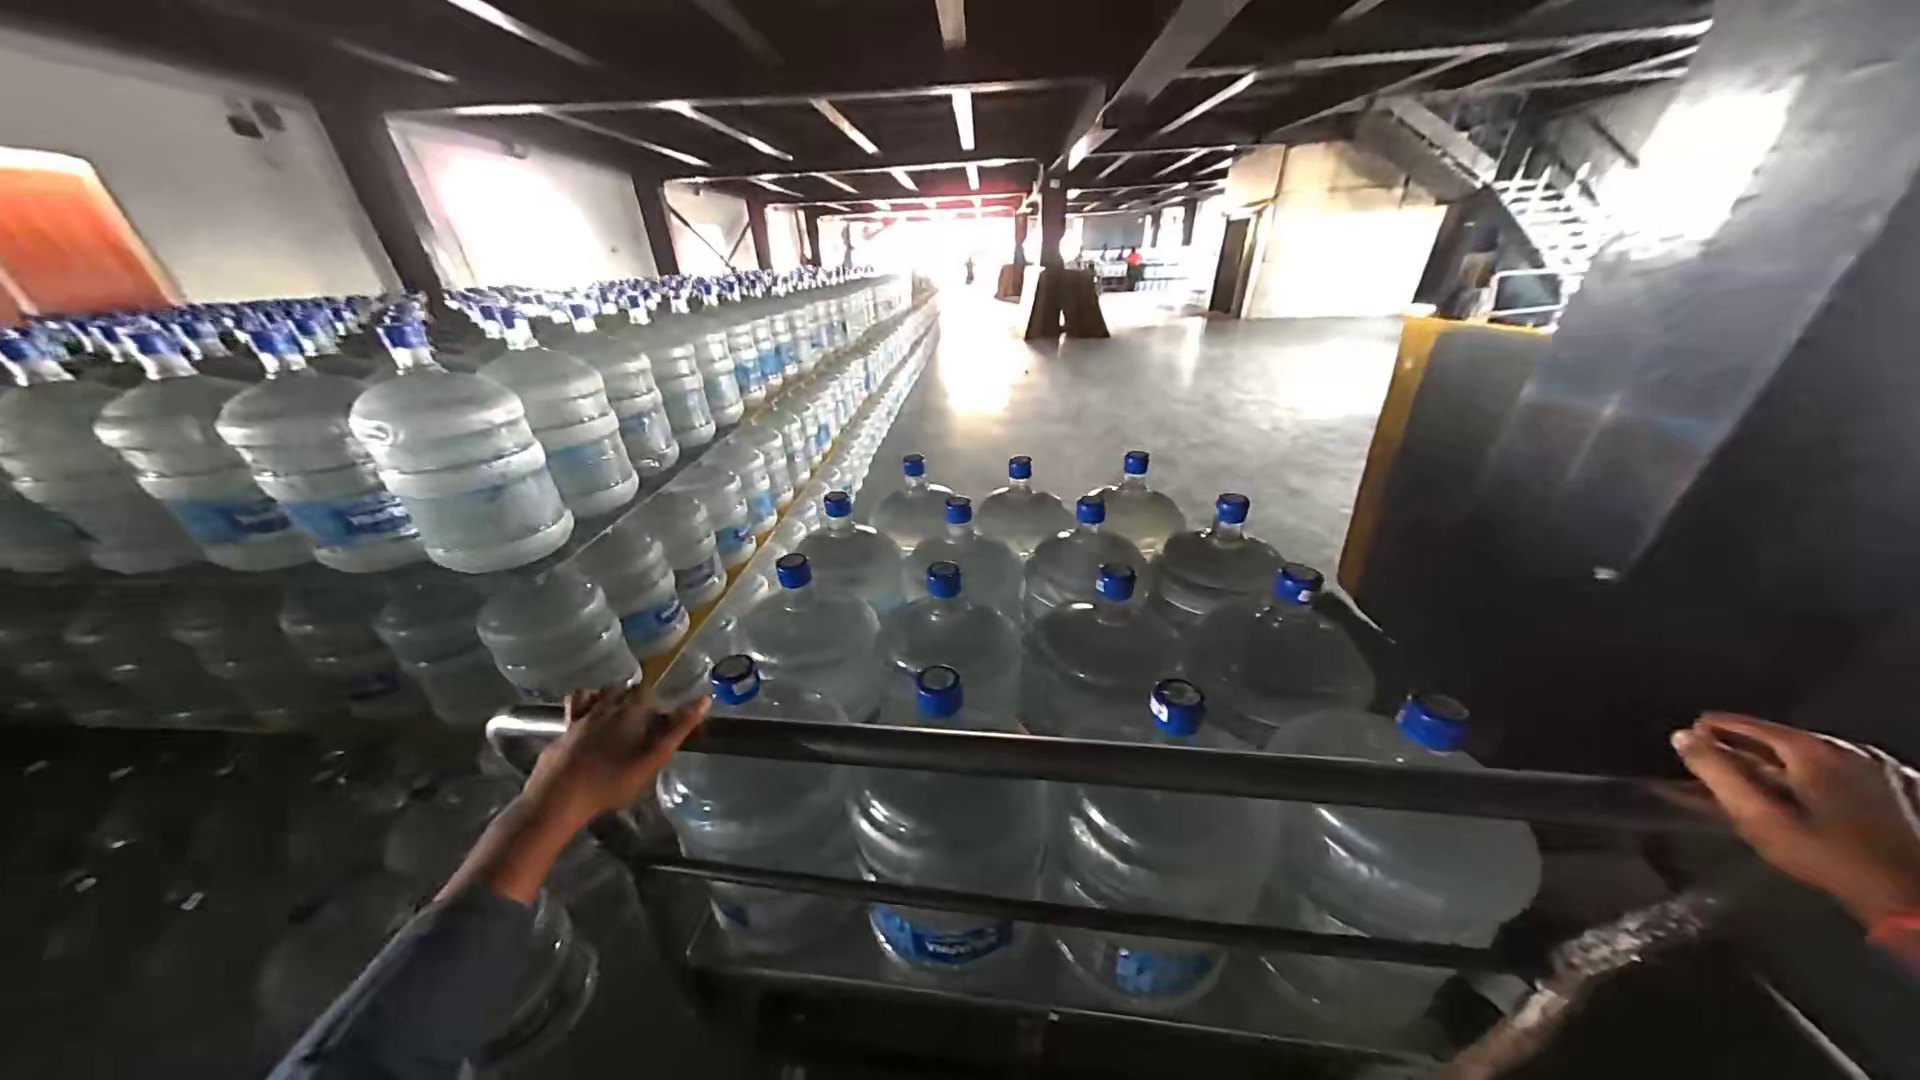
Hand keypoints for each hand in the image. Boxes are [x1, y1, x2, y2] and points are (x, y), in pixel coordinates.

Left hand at [521, 687, 710, 831]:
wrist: (558, 798)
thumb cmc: (612, 780)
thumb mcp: (653, 757)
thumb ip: (680, 728)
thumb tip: (704, 699)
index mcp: (631, 710)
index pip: (650, 692)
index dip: (657, 702)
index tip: (662, 717)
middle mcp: (607, 705)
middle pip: (625, 690)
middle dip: (636, 697)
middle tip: (644, 717)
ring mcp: (582, 716)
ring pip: (601, 693)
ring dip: (612, 696)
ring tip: (619, 710)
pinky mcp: (564, 728)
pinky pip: (576, 704)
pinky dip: (585, 702)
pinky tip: (589, 713)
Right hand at [1672, 712, 1919, 926]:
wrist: (1917, 902)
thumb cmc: (1829, 857)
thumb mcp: (1757, 815)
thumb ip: (1714, 771)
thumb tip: (1683, 737)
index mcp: (1815, 750)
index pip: (1744, 723)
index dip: (1708, 730)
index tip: (1688, 742)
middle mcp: (1855, 752)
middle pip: (1780, 741)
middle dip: (1742, 751)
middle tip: (1715, 767)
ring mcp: (1890, 774)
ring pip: (1814, 759)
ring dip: (1778, 767)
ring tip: (1754, 784)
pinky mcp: (1912, 795)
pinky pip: (1846, 776)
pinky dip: (1815, 780)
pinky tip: (1806, 799)